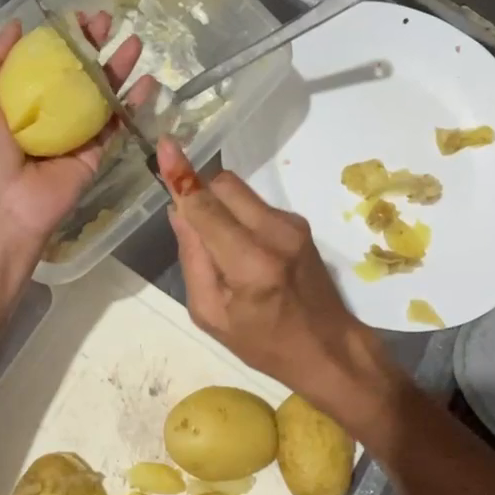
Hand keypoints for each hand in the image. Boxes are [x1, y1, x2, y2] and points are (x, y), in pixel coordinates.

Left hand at [0, 12, 141, 249]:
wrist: (2, 208)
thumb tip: (16, 25)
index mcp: (18, 99)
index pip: (45, 60)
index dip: (62, 37)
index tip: (79, 17)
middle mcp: (48, 112)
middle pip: (77, 72)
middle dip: (94, 45)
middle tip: (109, 21)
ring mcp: (74, 133)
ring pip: (102, 94)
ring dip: (119, 67)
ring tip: (135, 42)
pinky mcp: (95, 153)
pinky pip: (116, 124)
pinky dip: (133, 103)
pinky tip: (147, 81)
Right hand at [161, 138, 398, 420]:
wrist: (330, 349)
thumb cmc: (265, 344)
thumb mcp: (212, 315)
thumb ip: (193, 260)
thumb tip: (180, 212)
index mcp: (251, 264)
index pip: (207, 208)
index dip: (181, 176)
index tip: (164, 146)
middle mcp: (276, 234)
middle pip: (224, 185)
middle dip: (199, 193)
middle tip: (190, 225)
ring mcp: (293, 225)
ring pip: (240, 191)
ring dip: (219, 207)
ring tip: (221, 252)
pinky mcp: (300, 224)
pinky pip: (255, 205)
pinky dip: (238, 217)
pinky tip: (242, 251)